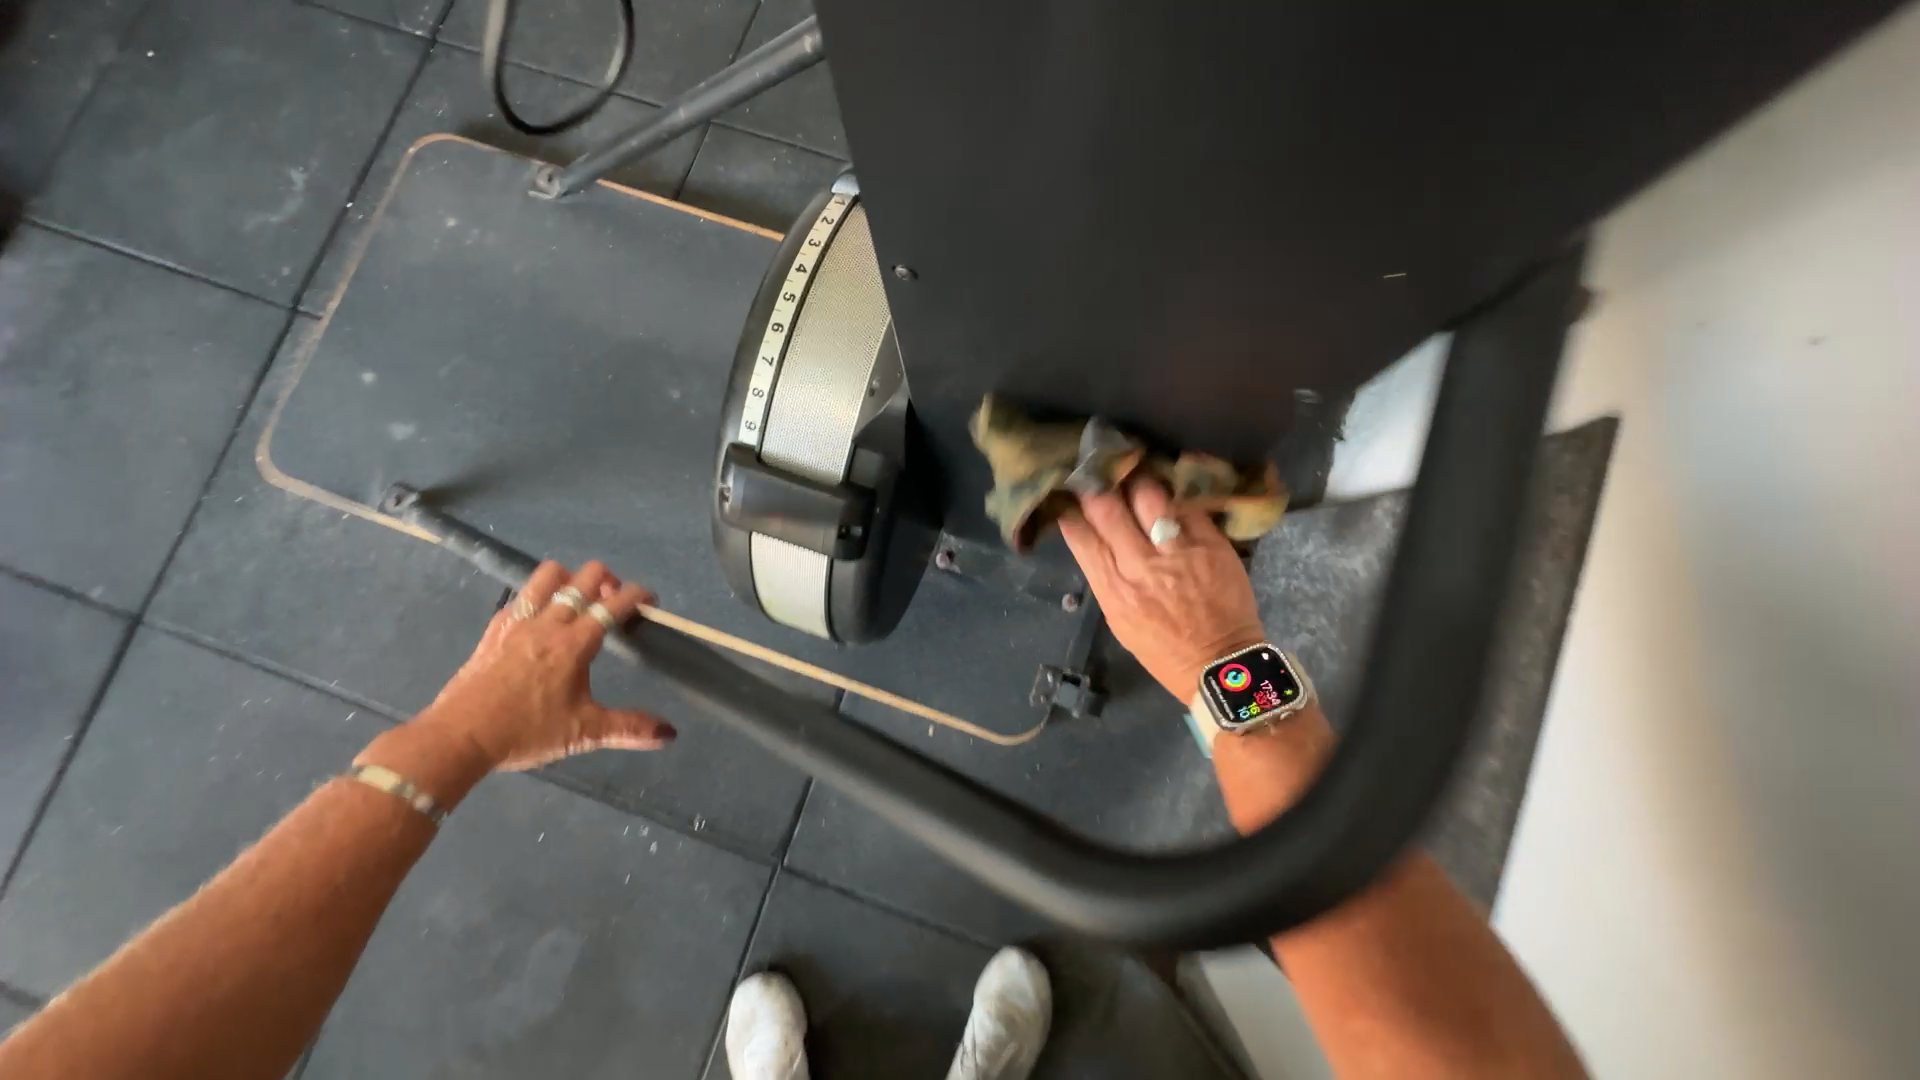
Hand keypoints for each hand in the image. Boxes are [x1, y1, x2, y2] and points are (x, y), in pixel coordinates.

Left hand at [415, 560, 675, 771]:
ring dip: (568, 579)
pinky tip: (540, 618)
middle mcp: (548, 624)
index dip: (637, 595)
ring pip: (547, 575)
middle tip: (612, 600)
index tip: (649, 599)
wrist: (458, 737)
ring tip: (576, 599)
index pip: (613, 604)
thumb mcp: (583, 733)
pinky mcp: (494, 629)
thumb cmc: (525, 732)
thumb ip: (629, 728)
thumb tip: (669, 734)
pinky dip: (537, 597)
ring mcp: (517, 622)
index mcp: (574, 644)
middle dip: (605, 580)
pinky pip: (521, 597)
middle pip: (582, 578)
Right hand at [1058, 478, 1265, 700]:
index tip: (1066, 492)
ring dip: (1136, 480)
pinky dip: (1174, 494)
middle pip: (1108, 509)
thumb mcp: (1120, 620)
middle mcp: (1141, 567)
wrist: (1222, 665)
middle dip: (1097, 485)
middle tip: (1095, 468)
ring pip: (1148, 496)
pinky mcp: (1211, 544)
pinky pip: (1187, 506)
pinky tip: (1169, 485)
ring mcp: (1178, 552)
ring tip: (1133, 468)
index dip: (1069, 510)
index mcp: (1114, 591)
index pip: (1081, 537)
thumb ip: (1107, 578)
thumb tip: (1096, 540)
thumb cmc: (1164, 649)